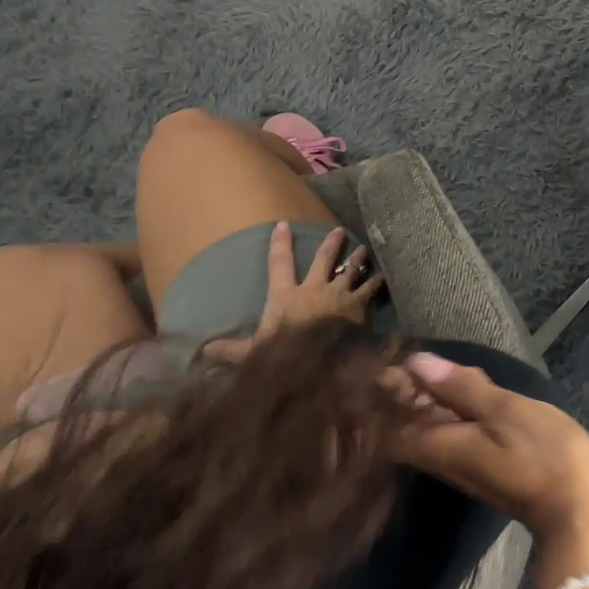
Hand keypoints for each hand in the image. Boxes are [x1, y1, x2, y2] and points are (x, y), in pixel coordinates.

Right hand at [204, 223, 382, 359]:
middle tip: (339, 230)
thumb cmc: (285, 356)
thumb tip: (204, 351)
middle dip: (332, 243)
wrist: (320, 364)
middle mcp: (314, 288)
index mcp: (286, 296)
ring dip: (358, 257)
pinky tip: (384, 274)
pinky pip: (370, 288)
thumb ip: (231, 351)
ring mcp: (339, 294)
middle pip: (324, 258)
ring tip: (364, 248)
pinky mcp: (358, 304)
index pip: (279, 264)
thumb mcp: (253, 355)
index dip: (280, 244)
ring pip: (351, 268)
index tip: (283, 225)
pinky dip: (377, 280)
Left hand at [391, 353, 588, 584]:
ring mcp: (464, 462)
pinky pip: (455, 431)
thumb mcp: (503, 410)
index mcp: (440, 445)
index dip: (384, 395)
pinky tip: (471, 391)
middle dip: (407, 392)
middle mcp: (443, 458)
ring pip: (433, 428)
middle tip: (413, 357)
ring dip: (431, 398)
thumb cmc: (540, 451)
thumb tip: (417, 364)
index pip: (389, 424)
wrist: (573, 503)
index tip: (390, 361)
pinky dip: (454, 409)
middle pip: (408, 426)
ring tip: (438, 366)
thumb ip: (460, 388)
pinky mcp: (485, 462)